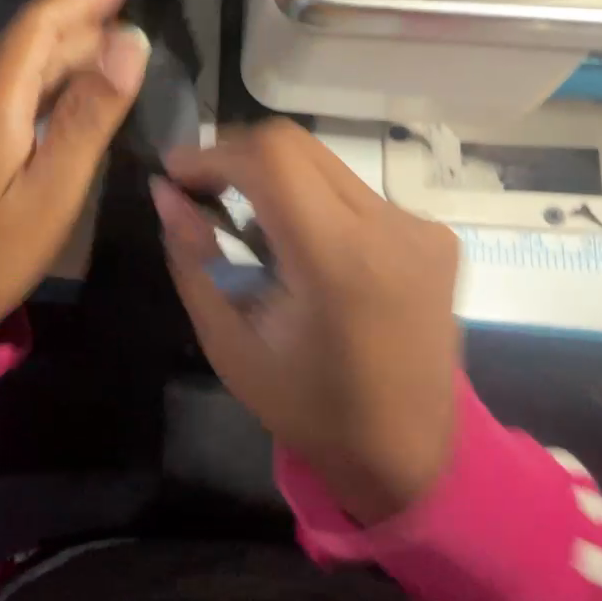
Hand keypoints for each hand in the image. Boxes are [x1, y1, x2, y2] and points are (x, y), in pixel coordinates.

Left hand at [0, 0, 149, 346]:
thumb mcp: (54, 190)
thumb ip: (90, 115)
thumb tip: (130, 43)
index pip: (35, 26)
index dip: (79, 0)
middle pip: (26, 45)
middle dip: (80, 30)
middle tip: (133, 35)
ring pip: (15, 70)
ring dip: (63, 59)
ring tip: (113, 60)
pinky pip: (4, 96)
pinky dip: (43, 87)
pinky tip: (69, 102)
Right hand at [152, 120, 462, 522]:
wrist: (406, 452)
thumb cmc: (307, 407)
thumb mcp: (229, 341)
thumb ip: (195, 258)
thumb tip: (166, 193)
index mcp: (338, 260)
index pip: (272, 158)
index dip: (214, 152)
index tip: (176, 174)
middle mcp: (391, 227)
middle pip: (299, 148)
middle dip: (238, 159)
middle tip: (201, 195)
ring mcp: (421, 228)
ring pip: (326, 168)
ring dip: (276, 184)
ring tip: (251, 236)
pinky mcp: (435, 236)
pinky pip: (356, 195)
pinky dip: (313, 206)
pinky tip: (301, 255)